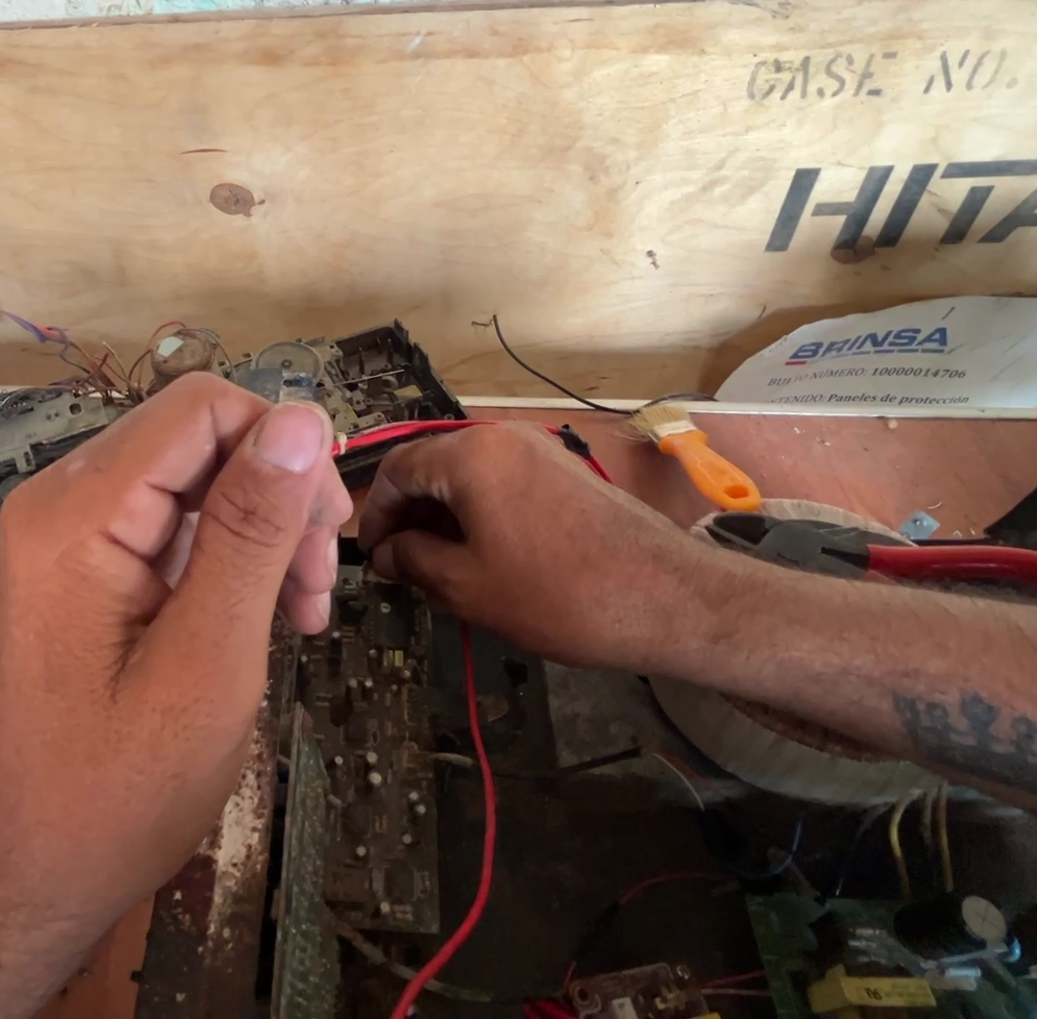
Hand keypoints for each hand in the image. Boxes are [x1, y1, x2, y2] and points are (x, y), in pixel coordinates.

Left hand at [0, 375, 349, 1018]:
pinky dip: (241, 554)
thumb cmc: (128, 785)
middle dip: (280, 495)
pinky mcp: (96, 558)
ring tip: (307, 607)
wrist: (51, 866)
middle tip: (321, 579)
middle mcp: (66, 497)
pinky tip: (276, 608)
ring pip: (205, 475)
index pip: (201, 408)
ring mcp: (77, 527)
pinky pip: (186, 519)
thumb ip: (252, 532)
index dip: (283, 446)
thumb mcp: (209, 658)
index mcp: (79, 512)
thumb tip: (302, 418)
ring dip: (270, 528)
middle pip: (204, 437)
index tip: (329, 529)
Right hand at [357, 422, 746, 674]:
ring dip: (443, 517)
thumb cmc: (555, 593)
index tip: (370, 557)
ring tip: (435, 567)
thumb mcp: (467, 585)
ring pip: (467, 477)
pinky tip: (478, 555)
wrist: (666, 598)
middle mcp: (502, 437)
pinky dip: (477, 514)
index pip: (399, 469)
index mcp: (471, 454)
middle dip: (409, 516)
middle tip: (399, 566)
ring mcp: (538, 450)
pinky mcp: (563, 472)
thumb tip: (386, 555)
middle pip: (433, 467)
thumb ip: (413, 560)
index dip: (376, 515)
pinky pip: (501, 483)